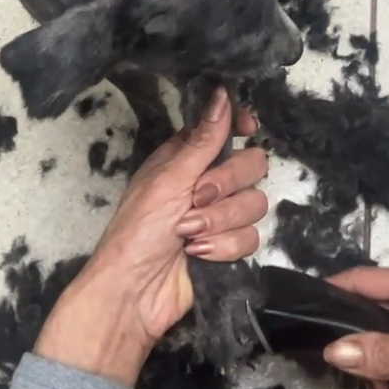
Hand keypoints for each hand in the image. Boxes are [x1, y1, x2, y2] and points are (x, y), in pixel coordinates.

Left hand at [35, 88, 267, 384]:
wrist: (133, 294)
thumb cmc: (139, 230)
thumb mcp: (169, 179)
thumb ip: (204, 140)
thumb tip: (223, 93)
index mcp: (187, 157)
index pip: (227, 128)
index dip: (241, 126)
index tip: (248, 129)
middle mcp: (208, 180)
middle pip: (252, 164)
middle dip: (227, 184)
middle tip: (198, 198)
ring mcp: (221, 215)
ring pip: (254, 203)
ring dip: (221, 221)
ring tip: (189, 234)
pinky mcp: (229, 247)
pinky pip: (251, 237)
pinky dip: (224, 247)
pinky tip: (199, 255)